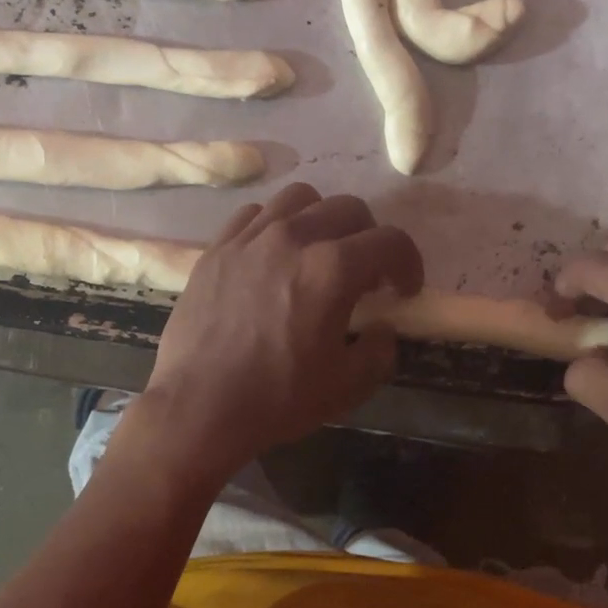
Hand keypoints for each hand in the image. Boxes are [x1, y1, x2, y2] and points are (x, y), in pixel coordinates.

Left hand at [120, 184, 422, 486]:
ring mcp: (248, 239)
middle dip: (368, 238)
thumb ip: (379, 351)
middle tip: (365, 273)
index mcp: (332, 269)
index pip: (390, 242)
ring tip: (318, 252)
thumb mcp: (346, 387)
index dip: (408, 264)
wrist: (199, 407)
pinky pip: (253, 215)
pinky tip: (272, 255)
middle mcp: (292, 238)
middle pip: (347, 209)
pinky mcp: (215, 250)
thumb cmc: (276, 400)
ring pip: (298, 199)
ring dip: (321, 219)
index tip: (404, 291)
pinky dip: (274, 225)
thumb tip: (382, 328)